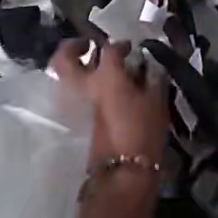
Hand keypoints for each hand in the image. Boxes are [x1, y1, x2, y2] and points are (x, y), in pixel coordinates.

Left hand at [50, 39, 169, 168]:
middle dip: (73, 46)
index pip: (110, 48)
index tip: (130, 48)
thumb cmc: (143, 133)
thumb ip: (153, 78)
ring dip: (72, 68)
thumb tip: (150, 66)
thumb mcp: (156, 102)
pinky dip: (76, 89)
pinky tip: (93, 93)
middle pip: (65, 57)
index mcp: (106, 74)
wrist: (123, 173)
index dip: (121, 45)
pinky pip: (68, 95)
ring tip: (90, 70)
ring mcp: (72, 103)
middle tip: (87, 46)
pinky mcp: (70, 121)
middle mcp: (83, 84)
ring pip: (62, 76)